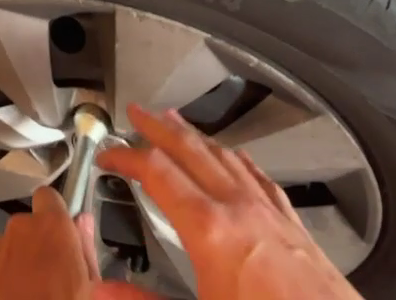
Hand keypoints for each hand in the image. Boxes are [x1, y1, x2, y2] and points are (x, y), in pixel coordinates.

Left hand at [0, 185, 100, 299]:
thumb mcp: (90, 288)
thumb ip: (86, 249)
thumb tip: (82, 221)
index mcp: (52, 228)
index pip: (49, 197)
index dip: (53, 213)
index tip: (59, 235)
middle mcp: (19, 228)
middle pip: (28, 227)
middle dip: (35, 246)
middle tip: (46, 278)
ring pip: (8, 248)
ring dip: (15, 264)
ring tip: (25, 295)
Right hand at [95, 104, 365, 299]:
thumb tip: (100, 291)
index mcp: (209, 229)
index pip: (156, 172)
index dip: (126, 156)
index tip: (108, 154)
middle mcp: (240, 210)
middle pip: (191, 150)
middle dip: (159, 128)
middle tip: (138, 112)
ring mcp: (271, 215)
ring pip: (226, 157)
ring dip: (195, 136)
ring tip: (178, 123)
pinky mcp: (295, 228)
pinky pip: (261, 178)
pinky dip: (239, 160)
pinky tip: (238, 158)